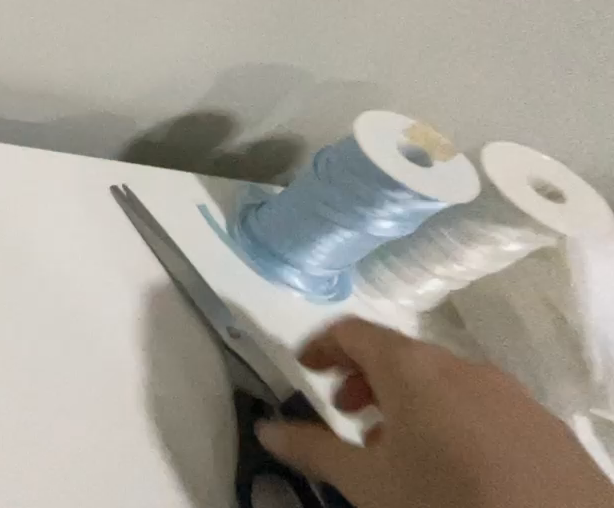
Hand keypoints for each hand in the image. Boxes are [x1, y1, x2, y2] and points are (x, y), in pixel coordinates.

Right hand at [259, 317, 613, 507]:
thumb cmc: (449, 500)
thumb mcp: (369, 482)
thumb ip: (313, 448)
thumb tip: (266, 429)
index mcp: (411, 367)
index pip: (350, 331)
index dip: (320, 346)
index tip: (306, 371)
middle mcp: (463, 368)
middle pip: (399, 355)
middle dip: (365, 378)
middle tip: (350, 414)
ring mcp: (517, 400)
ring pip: (446, 382)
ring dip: (412, 401)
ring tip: (403, 447)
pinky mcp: (557, 434)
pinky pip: (489, 409)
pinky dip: (458, 421)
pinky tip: (459, 467)